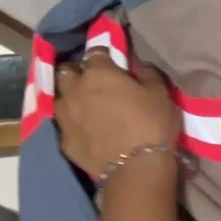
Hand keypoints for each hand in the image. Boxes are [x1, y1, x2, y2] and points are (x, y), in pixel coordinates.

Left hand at [53, 50, 180, 177]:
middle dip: (78, 73)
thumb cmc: (151, 124)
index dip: (105, 57)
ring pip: (60, 97)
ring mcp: (64, 115)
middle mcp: (74, 89)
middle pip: (67, 71)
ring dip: (71, 97)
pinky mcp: (63, 139)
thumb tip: (137, 64)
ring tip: (86, 107)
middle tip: (94, 82)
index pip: (95, 52)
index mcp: (98, 73)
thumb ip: (146, 73)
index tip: (114, 63)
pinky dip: (74, 123)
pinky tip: (86, 130)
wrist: (135, 167)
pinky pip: (65, 124)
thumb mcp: (160, 93)